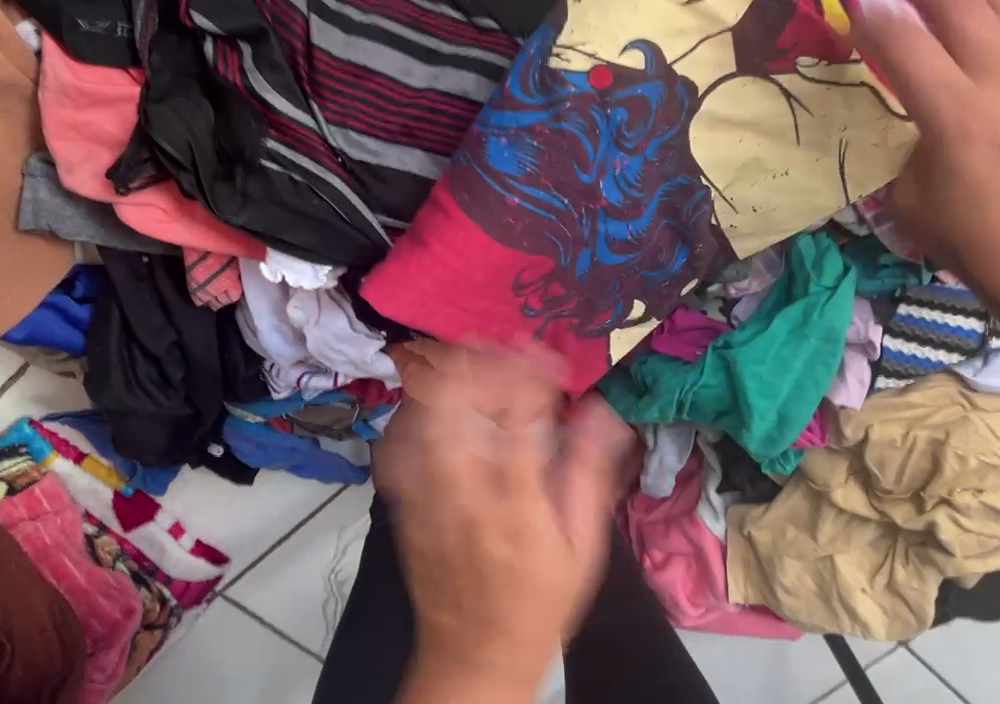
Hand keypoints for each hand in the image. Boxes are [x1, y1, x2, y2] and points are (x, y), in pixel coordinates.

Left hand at [377, 342, 635, 701]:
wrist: (474, 656)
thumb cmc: (539, 600)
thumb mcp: (582, 545)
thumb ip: (590, 473)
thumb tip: (603, 410)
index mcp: (516, 501)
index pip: (519, 416)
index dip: (529, 370)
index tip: (545, 352)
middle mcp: (465, 491)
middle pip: (453, 405)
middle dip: (472, 362)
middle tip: (494, 343)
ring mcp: (427, 497)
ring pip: (420, 418)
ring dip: (442, 378)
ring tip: (465, 358)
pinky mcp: (403, 505)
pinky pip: (397, 445)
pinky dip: (412, 411)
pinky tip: (428, 399)